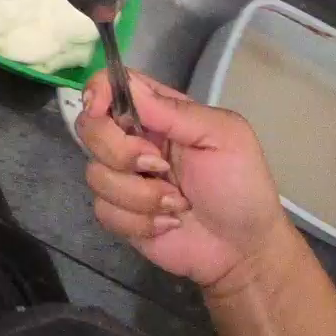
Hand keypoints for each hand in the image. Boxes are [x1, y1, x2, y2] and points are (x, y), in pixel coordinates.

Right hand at [77, 70, 293, 295]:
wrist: (245, 251)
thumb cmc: (241, 185)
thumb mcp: (222, 136)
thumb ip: (174, 111)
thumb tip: (124, 85)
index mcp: (156, 113)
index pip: (110, 85)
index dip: (97, 91)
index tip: (99, 110)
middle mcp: (132, 139)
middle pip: (90, 128)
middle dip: (120, 152)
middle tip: (159, 166)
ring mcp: (123, 176)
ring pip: (96, 173)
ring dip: (141, 195)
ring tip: (177, 203)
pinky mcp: (119, 213)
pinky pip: (104, 210)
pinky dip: (140, 221)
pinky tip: (168, 223)